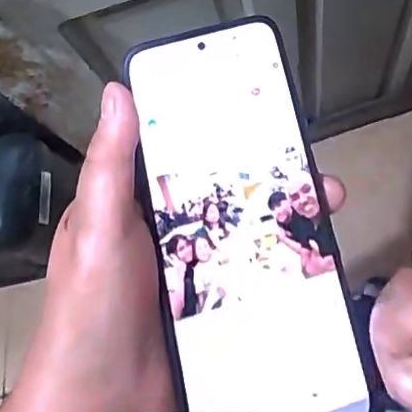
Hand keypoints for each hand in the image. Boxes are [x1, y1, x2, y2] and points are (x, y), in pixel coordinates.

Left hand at [3, 82, 346, 411]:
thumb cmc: (84, 318)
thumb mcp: (96, 232)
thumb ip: (108, 166)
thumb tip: (118, 93)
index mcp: (142, 201)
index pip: (187, 148)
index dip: (223, 125)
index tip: (262, 105)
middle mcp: (175, 228)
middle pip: (231, 185)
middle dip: (274, 169)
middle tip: (309, 158)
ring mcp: (201, 266)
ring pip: (252, 225)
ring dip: (291, 211)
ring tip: (327, 200)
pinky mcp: (221, 303)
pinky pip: (260, 272)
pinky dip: (290, 260)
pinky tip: (320, 253)